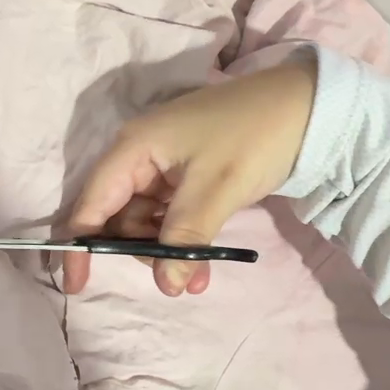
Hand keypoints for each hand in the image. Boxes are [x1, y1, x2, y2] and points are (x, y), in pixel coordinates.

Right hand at [63, 58, 316, 296]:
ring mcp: (161, 165)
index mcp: (132, 149)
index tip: (75, 286)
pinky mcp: (184, 174)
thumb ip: (183, 239)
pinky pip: (168, 215)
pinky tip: (201, 266)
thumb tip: (165, 286)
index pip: (90, 205)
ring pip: (143, 220)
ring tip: (196, 279)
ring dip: (165, 251)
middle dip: (137, 251)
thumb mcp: (215, 190)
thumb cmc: (254, 137)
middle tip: (173, 277)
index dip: (78, 246)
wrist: (313, 103)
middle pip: (116, 216)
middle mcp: (137, 156)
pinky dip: (181, 240)